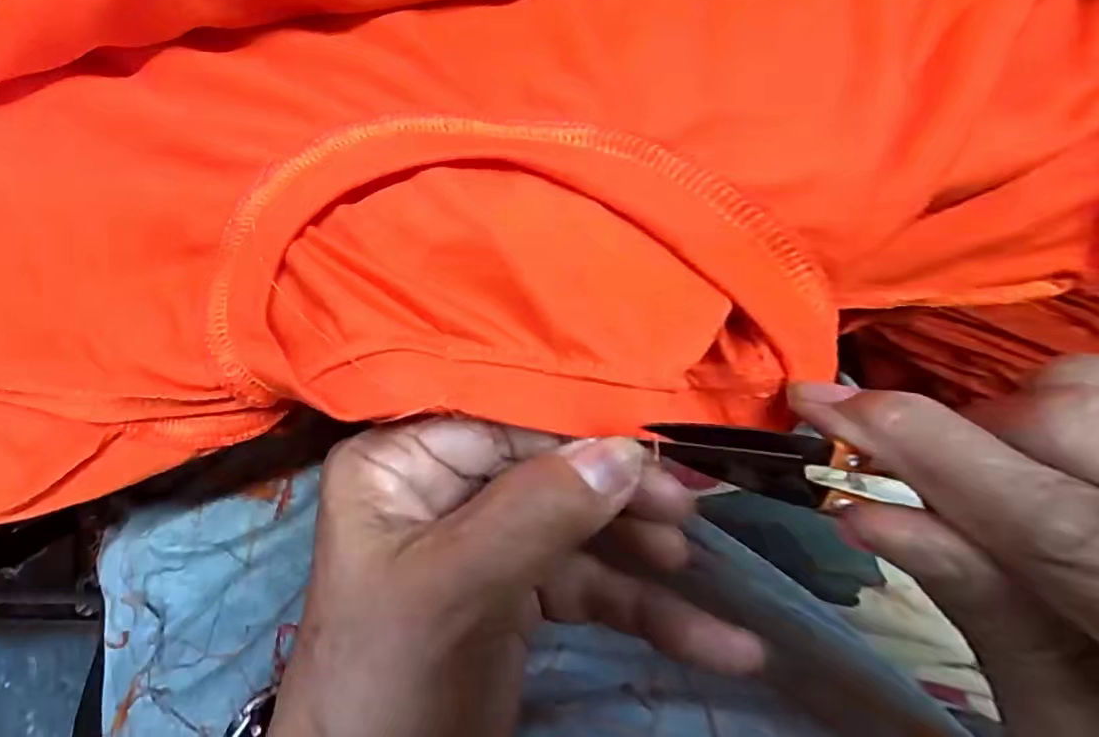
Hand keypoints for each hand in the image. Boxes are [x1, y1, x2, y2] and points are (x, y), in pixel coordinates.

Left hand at [268, 419, 764, 736]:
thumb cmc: (386, 674)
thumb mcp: (453, 586)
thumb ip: (534, 513)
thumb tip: (621, 452)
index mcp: (395, 462)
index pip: (490, 425)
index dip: (567, 431)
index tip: (645, 445)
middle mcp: (434, 486)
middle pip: (537, 471)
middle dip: (610, 493)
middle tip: (683, 507)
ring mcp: (474, 539)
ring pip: (566, 526)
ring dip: (634, 548)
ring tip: (693, 562)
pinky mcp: (508, 593)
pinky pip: (578, 585)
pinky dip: (638, 609)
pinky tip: (712, 641)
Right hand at [790, 356, 1098, 736]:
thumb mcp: (1078, 731)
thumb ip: (989, 612)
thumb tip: (861, 509)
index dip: (946, 462)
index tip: (825, 408)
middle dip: (971, 436)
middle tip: (917, 473)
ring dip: (1021, 419)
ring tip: (1001, 480)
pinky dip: (1084, 413)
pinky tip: (1072, 470)